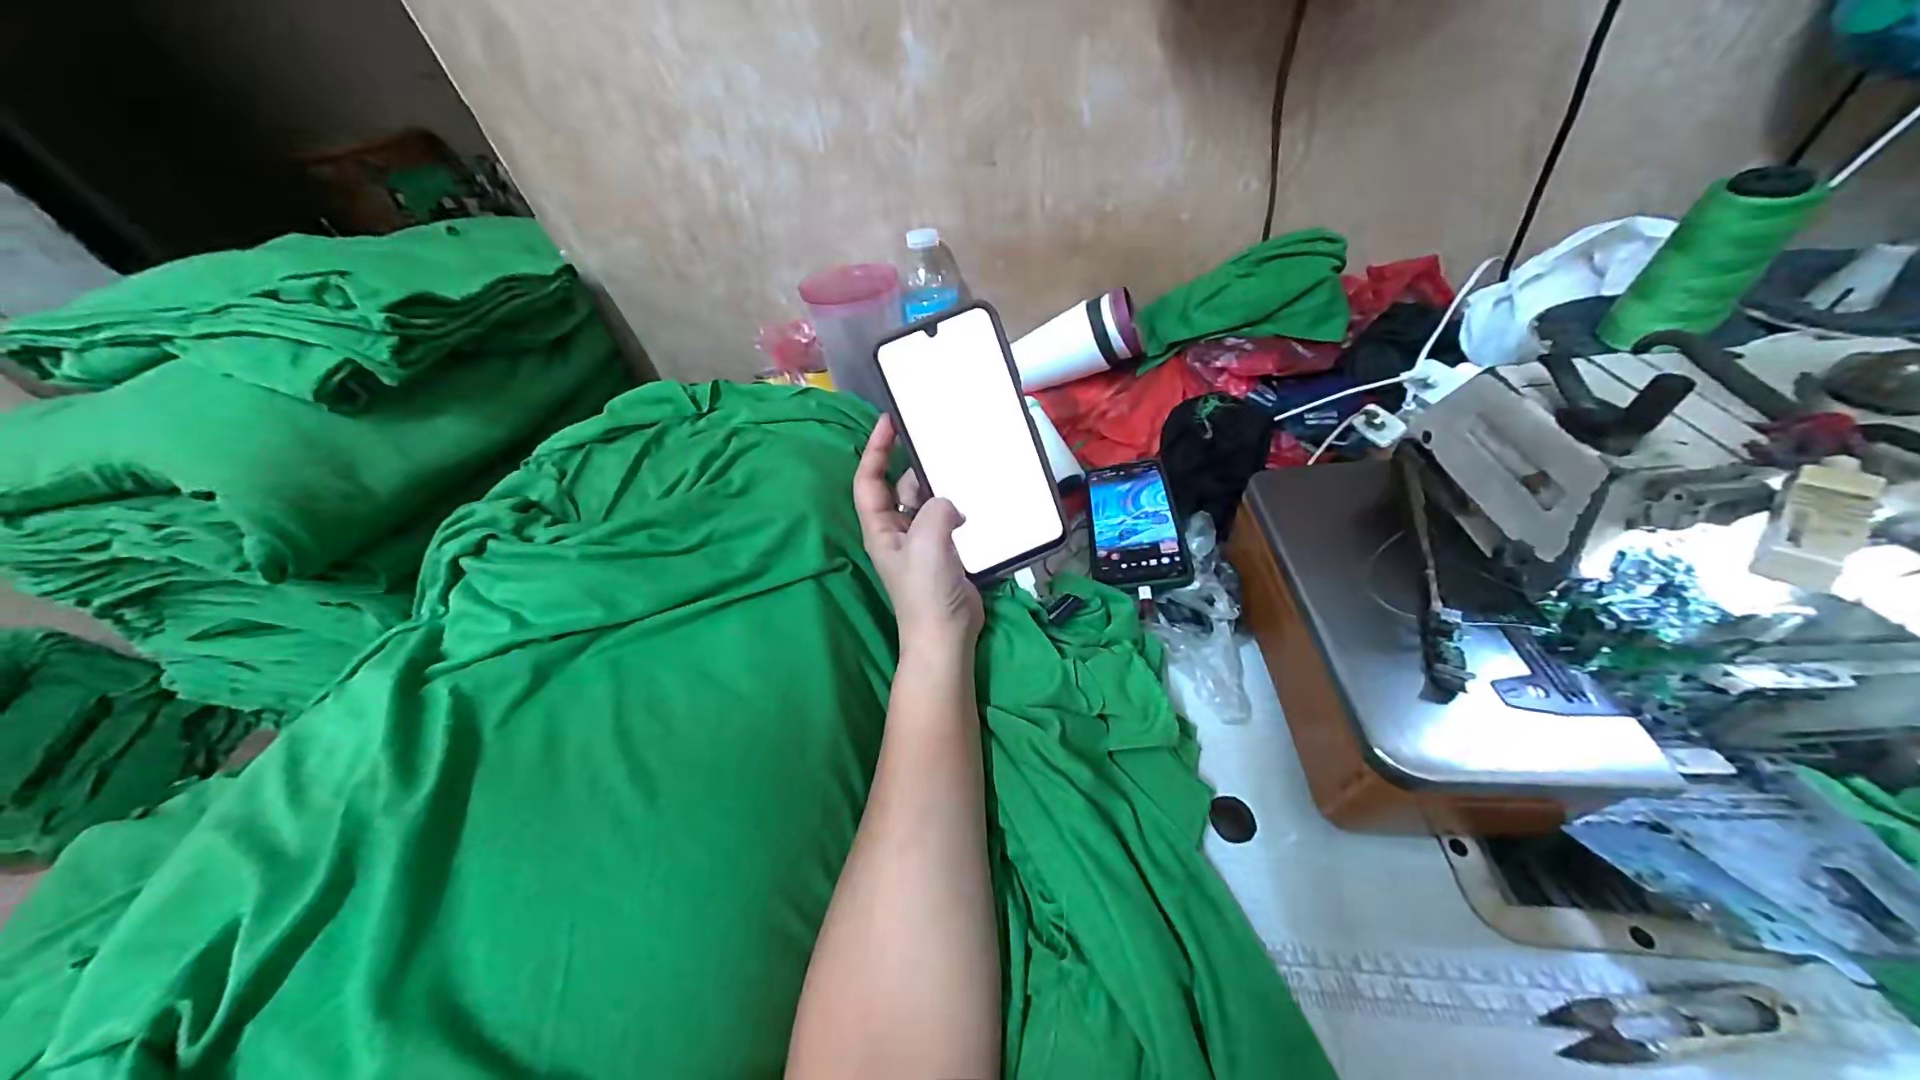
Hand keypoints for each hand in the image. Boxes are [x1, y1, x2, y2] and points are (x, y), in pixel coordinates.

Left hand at [853, 415, 983, 651]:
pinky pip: (947, 518)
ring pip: (927, 501)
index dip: (875, 449)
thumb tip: (950, 504)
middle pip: (901, 486)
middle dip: (917, 466)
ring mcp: (921, 542)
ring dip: (942, 487)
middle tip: (941, 442)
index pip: (868, 480)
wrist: (946, 634)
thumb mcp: (927, 541)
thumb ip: (936, 510)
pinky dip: (957, 506)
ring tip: (964, 466)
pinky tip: (975, 500)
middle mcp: (897, 531)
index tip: (888, 421)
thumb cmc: (927, 589)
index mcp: (880, 528)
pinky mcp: (944, 551)